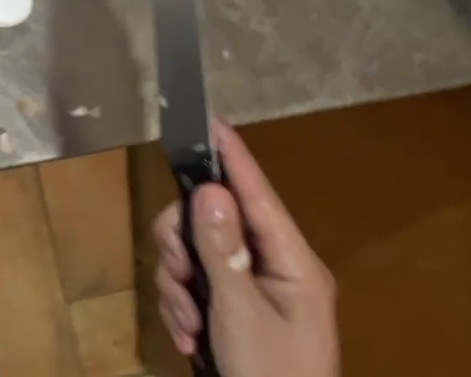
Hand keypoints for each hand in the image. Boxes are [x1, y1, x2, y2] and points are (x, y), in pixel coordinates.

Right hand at [153, 123, 338, 376]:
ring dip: (178, 284)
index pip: (257, 194)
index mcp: (292, 264)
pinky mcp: (232, 305)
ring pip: (193, 251)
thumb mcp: (240, 314)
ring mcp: (253, 286)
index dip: (232, 155)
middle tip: (178, 275)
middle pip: (209, 220)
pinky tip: (190, 336)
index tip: (209, 119)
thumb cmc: (271, 373)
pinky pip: (191, 281)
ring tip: (188, 324)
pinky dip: (181, 304)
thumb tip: (210, 189)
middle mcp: (273, 266)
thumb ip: (222, 250)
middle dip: (182, 247)